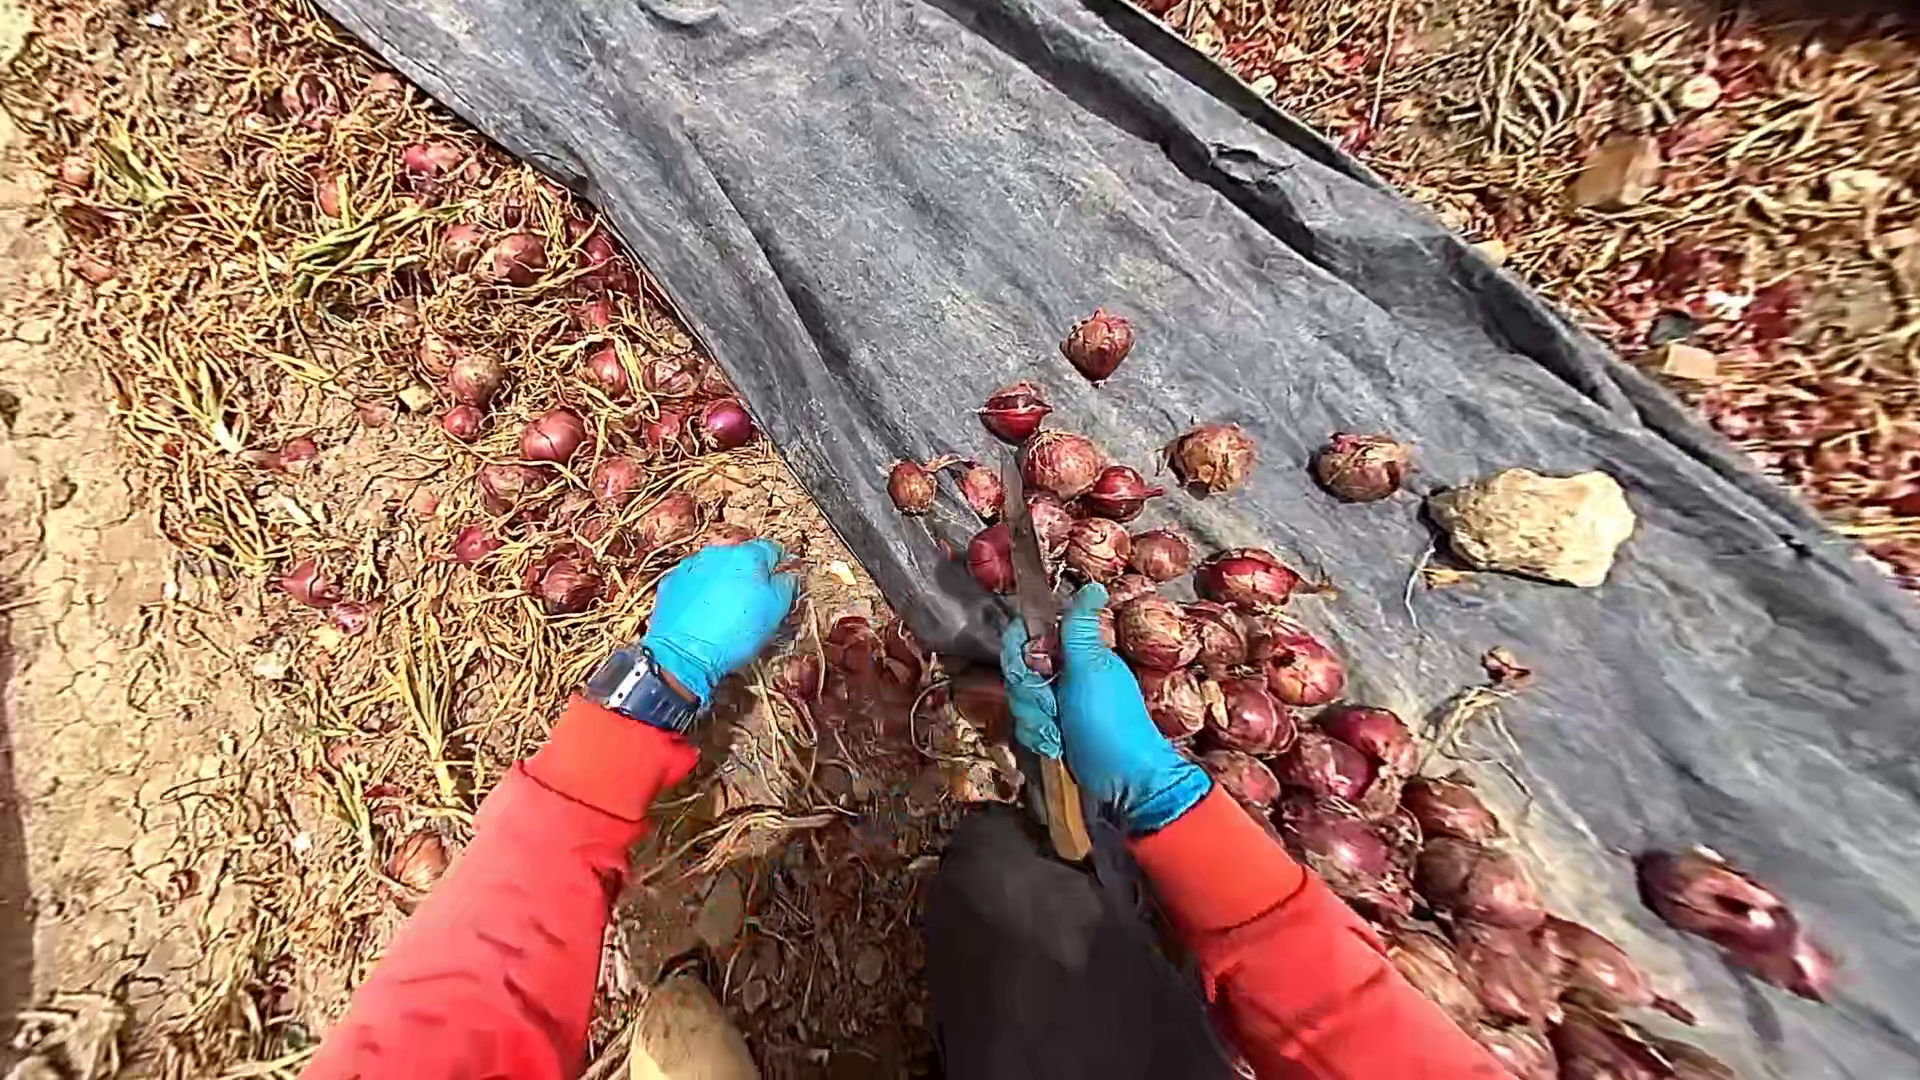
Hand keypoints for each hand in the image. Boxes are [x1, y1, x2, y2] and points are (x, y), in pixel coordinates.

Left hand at [642, 539, 798, 703]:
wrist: (684, 655)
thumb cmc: (734, 633)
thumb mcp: (776, 610)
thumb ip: (787, 585)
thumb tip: (788, 575)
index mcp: (749, 554)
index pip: (773, 550)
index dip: (779, 568)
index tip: (779, 583)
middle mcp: (719, 552)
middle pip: (743, 556)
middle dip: (750, 573)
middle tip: (754, 600)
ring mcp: (692, 566)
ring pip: (717, 567)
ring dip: (725, 580)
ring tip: (727, 608)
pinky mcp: (672, 582)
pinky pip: (694, 580)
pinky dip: (701, 591)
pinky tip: (705, 611)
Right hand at [1000, 584, 1210, 833]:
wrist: (1124, 782)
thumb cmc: (1110, 723)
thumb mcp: (1093, 670)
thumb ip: (1080, 629)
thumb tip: (1094, 585)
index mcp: (1074, 650)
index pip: (1024, 634)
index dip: (1021, 652)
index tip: (1035, 670)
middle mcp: (1062, 671)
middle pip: (1016, 668)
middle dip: (1030, 695)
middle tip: (1054, 708)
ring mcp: (1055, 700)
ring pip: (1017, 698)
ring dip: (1035, 719)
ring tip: (1059, 731)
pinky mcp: (1050, 727)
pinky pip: (1024, 723)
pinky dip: (1037, 736)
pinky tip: (1056, 745)